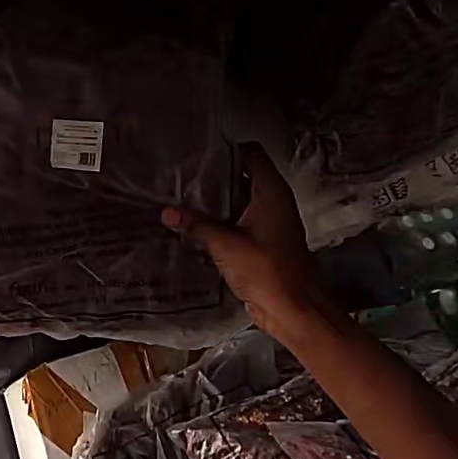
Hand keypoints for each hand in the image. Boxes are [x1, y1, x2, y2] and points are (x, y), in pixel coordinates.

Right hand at [162, 144, 322, 333]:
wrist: (292, 309)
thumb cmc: (266, 270)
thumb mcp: (226, 245)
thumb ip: (196, 225)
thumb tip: (165, 211)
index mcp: (271, 193)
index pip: (252, 154)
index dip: (227, 149)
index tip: (197, 152)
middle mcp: (273, 201)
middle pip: (242, 174)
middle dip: (214, 173)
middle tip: (181, 173)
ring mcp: (268, 221)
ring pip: (238, 197)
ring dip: (214, 197)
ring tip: (180, 194)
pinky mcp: (261, 239)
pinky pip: (237, 218)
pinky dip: (219, 216)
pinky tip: (193, 220)